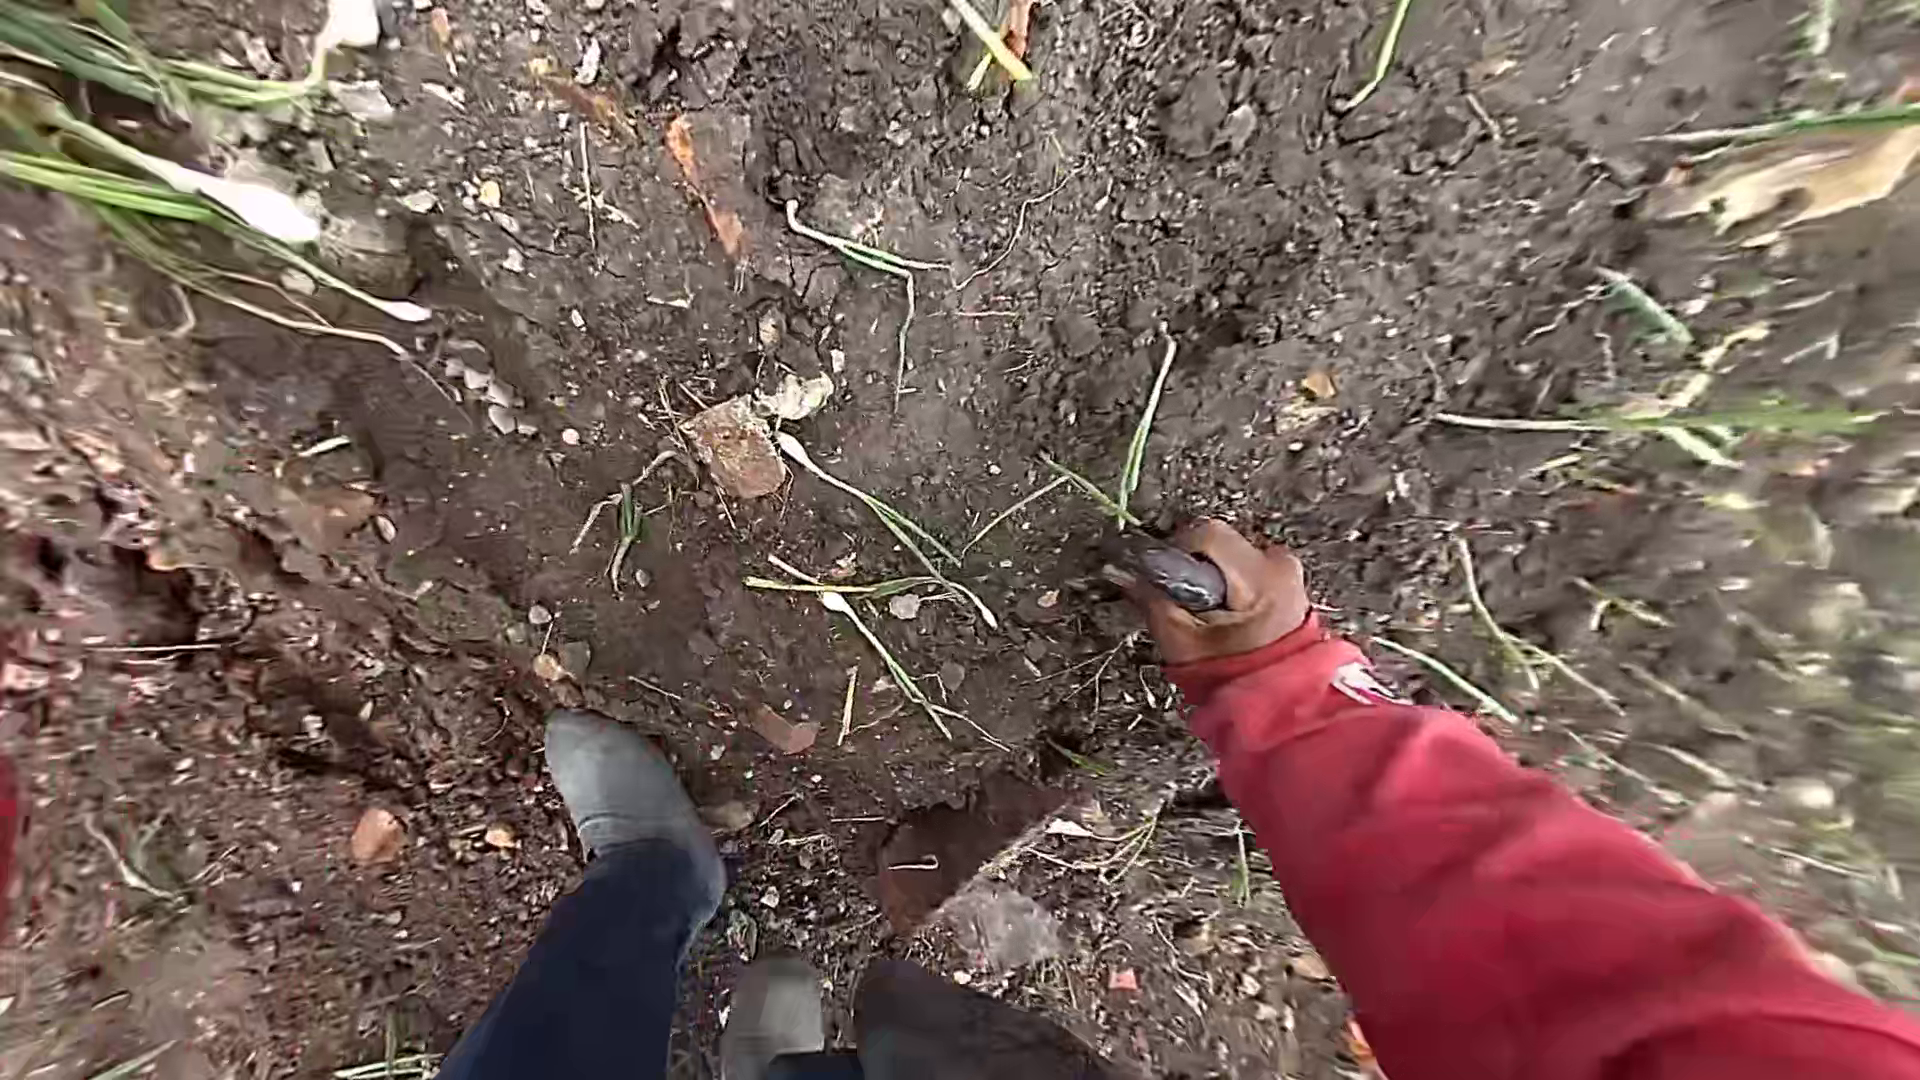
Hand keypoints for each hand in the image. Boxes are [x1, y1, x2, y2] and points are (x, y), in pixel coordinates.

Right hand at [1127, 519, 1310, 664]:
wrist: (1275, 703)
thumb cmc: (1229, 676)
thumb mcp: (1178, 638)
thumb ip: (1150, 598)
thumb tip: (1123, 571)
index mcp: (1259, 578)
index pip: (1206, 534)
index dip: (1174, 550)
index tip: (1162, 575)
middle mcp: (1279, 566)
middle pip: (1218, 540)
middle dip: (1193, 563)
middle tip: (1183, 598)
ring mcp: (1287, 572)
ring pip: (1229, 551)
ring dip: (1209, 571)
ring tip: (1204, 609)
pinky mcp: (1286, 581)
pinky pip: (1245, 564)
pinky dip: (1226, 579)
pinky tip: (1223, 610)